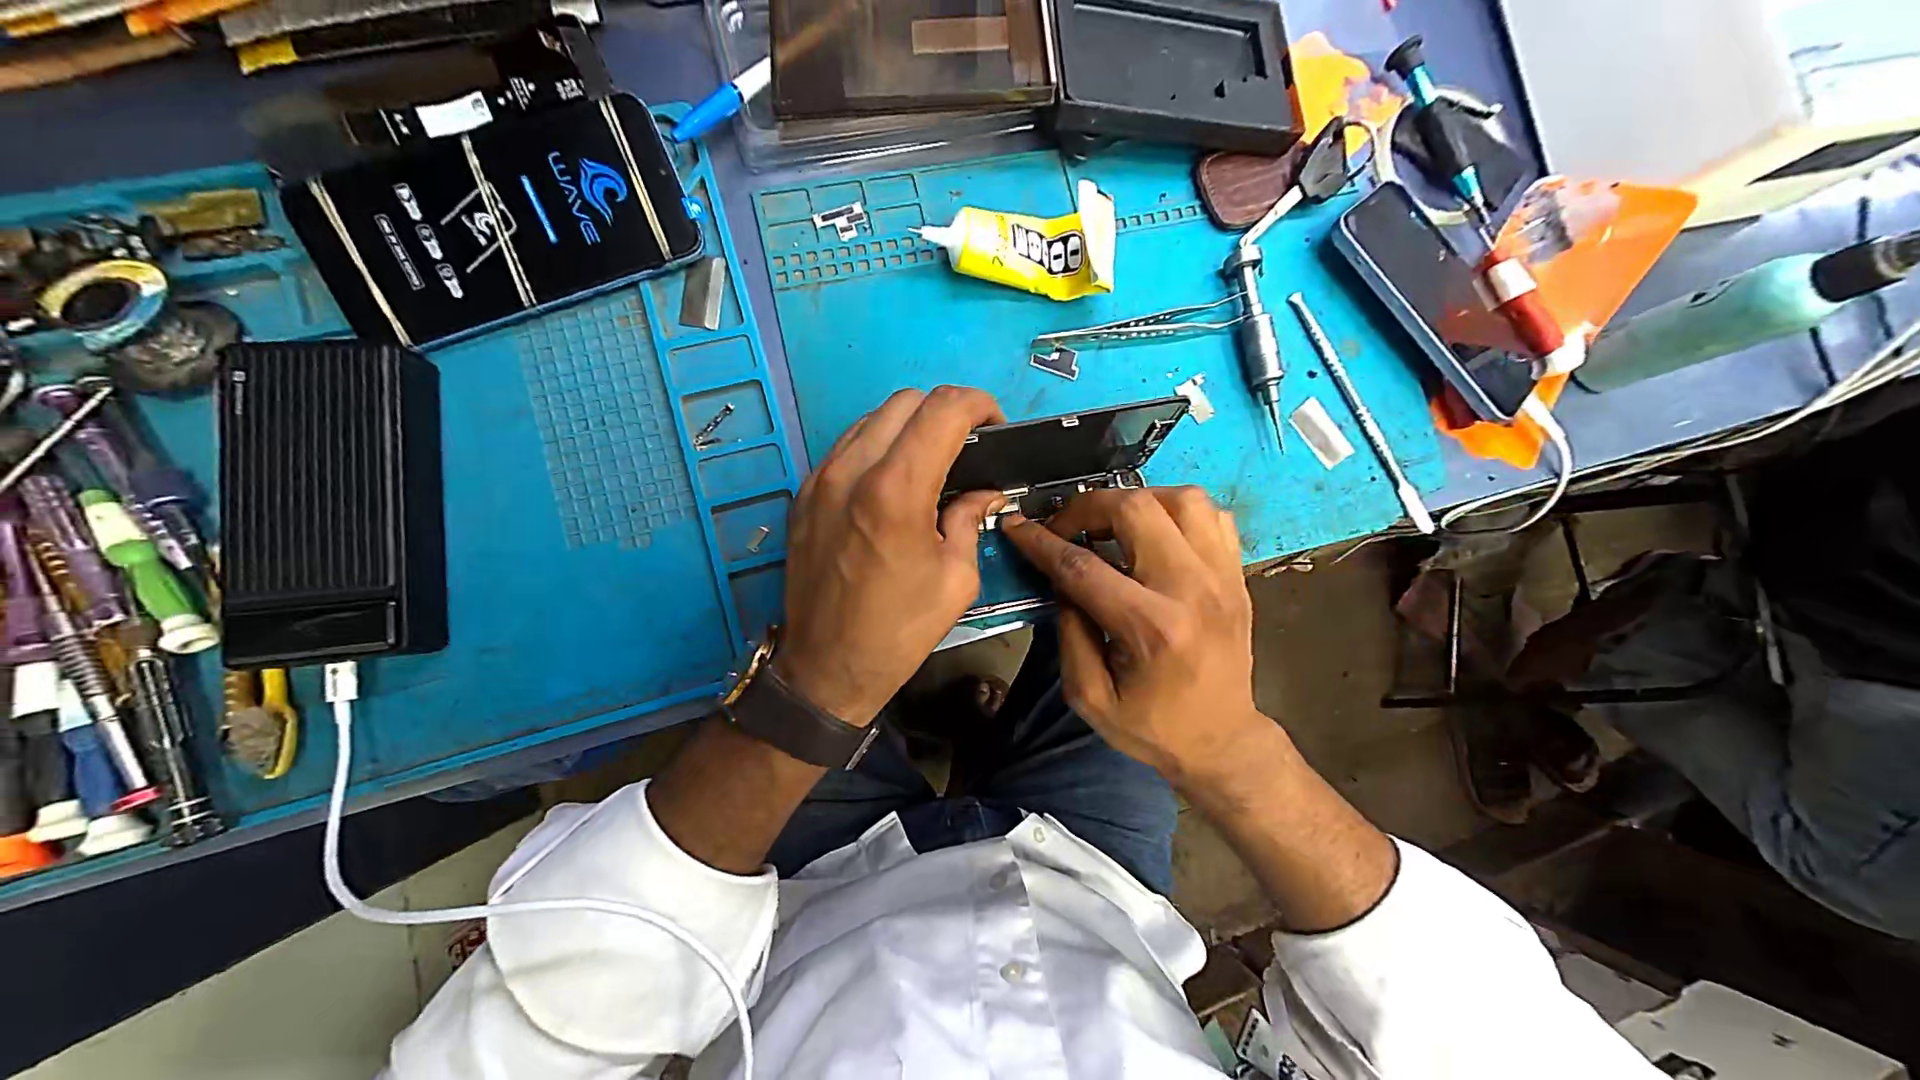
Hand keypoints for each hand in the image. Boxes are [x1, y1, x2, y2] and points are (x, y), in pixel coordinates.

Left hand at [776, 387, 1006, 725]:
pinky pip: (847, 445)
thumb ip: (970, 519)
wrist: (825, 667)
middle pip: (906, 401)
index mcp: (896, 490)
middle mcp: (852, 469)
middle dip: (946, 412)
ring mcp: (820, 478)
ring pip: (873, 417)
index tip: (993, 426)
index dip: (979, 404)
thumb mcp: (956, 579)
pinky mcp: (803, 493)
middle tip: (966, 446)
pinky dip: (877, 446)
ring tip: (930, 460)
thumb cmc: (898, 630)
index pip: (943, 408)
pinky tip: (892, 479)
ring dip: (909, 426)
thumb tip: (983, 491)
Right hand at [999, 487, 1267, 786]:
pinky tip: (1153, 532)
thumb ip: (1068, 631)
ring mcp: (1223, 578)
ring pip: (1183, 499)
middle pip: (1137, 510)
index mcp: (1152, 629)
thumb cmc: (1152, 727)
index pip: (1084, 566)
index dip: (1042, 542)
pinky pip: (1212, 516)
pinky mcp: (1237, 575)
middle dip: (1087, 507)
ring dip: (1137, 501)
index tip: (1018, 527)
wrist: (1221, 741)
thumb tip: (1060, 577)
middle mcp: (1194, 592)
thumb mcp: (1089, 695)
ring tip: (1112, 523)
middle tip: (1066, 527)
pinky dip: (1176, 511)